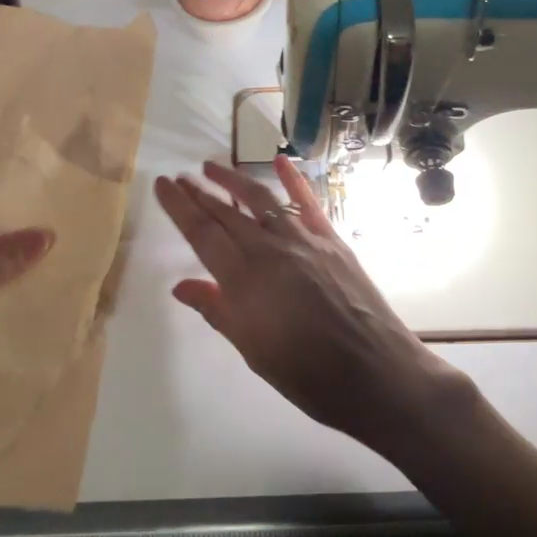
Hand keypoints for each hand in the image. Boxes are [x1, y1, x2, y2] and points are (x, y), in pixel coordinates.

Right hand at [153, 159, 469, 453]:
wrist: (375, 373)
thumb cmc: (307, 375)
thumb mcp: (252, 351)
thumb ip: (218, 311)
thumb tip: (181, 286)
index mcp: (244, 280)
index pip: (202, 234)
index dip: (179, 208)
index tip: (161, 185)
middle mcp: (270, 250)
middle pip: (226, 213)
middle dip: (199, 193)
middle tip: (179, 177)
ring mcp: (304, 241)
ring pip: (261, 200)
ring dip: (233, 180)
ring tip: (210, 167)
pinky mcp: (332, 241)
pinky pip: (307, 203)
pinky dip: (293, 179)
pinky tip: (279, 161)